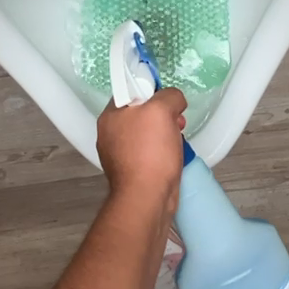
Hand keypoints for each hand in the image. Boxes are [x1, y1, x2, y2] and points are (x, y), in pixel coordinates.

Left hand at [95, 87, 187, 212]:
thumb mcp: (161, 110)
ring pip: (147, 132)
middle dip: (162, 114)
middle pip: (140, 112)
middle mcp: (110, 133)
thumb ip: (169, 96)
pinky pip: (150, 151)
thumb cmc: (150, 152)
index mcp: (109, 116)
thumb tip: (174, 102)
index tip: (166, 100)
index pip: (130, 90)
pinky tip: (173, 155)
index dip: (151, 90)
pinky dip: (162, 150)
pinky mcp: (132, 170)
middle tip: (177, 120)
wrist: (146, 198)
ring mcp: (120, 154)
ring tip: (178, 138)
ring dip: (165, 132)